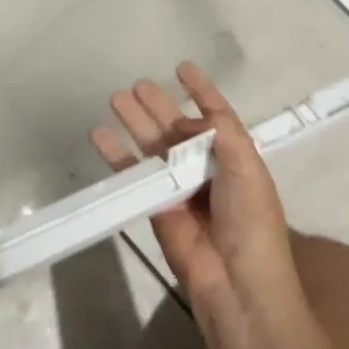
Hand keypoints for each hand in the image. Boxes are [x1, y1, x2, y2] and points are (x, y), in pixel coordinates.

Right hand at [89, 61, 296, 303]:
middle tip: (137, 83)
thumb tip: (186, 118)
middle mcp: (205, 168)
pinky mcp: (155, 205)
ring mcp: (179, 187)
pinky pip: (133, 173)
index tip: (182, 67)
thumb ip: (221, 132)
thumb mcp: (247, 167)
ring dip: (135, 122)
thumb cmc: (250, 220)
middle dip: (158, 104)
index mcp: (234, 157)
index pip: (216, 116)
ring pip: (152, 146)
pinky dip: (116, 154)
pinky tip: (98, 133)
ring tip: (116, 97)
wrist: (235, 281)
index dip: (202, 91)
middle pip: (177, 127)